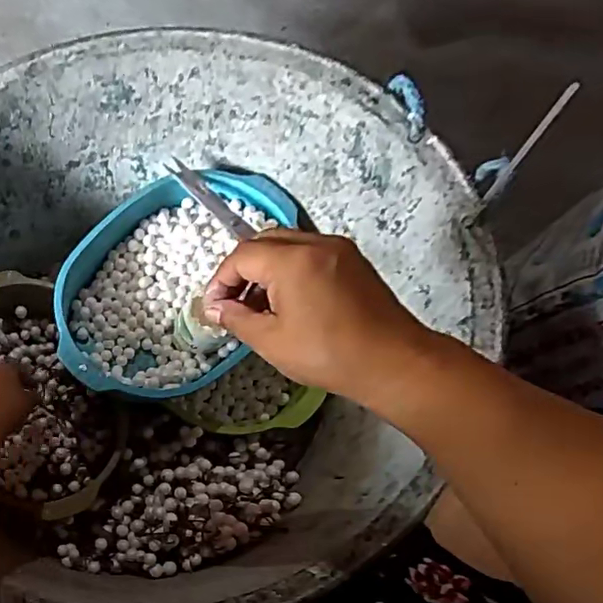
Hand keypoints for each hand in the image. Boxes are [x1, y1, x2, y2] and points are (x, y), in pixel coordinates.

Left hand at [0, 361, 33, 438]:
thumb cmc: (9, 410)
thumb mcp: (28, 403)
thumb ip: (33, 395)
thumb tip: (34, 394)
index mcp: (6, 367)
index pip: (21, 369)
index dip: (28, 379)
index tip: (33, 388)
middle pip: (4, 373)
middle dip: (12, 382)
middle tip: (20, 393)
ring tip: (7, 401)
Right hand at [203, 230, 445, 403]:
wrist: (390, 361)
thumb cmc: (327, 354)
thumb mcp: (270, 341)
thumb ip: (236, 319)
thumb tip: (215, 309)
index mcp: (293, 261)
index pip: (242, 255)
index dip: (220, 280)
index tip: (213, 307)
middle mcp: (317, 244)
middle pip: (264, 241)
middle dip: (240, 270)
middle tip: (230, 303)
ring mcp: (338, 250)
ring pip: (287, 245)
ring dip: (264, 270)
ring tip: (256, 307)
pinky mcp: (351, 262)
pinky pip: (309, 254)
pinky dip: (288, 271)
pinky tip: (284, 304)